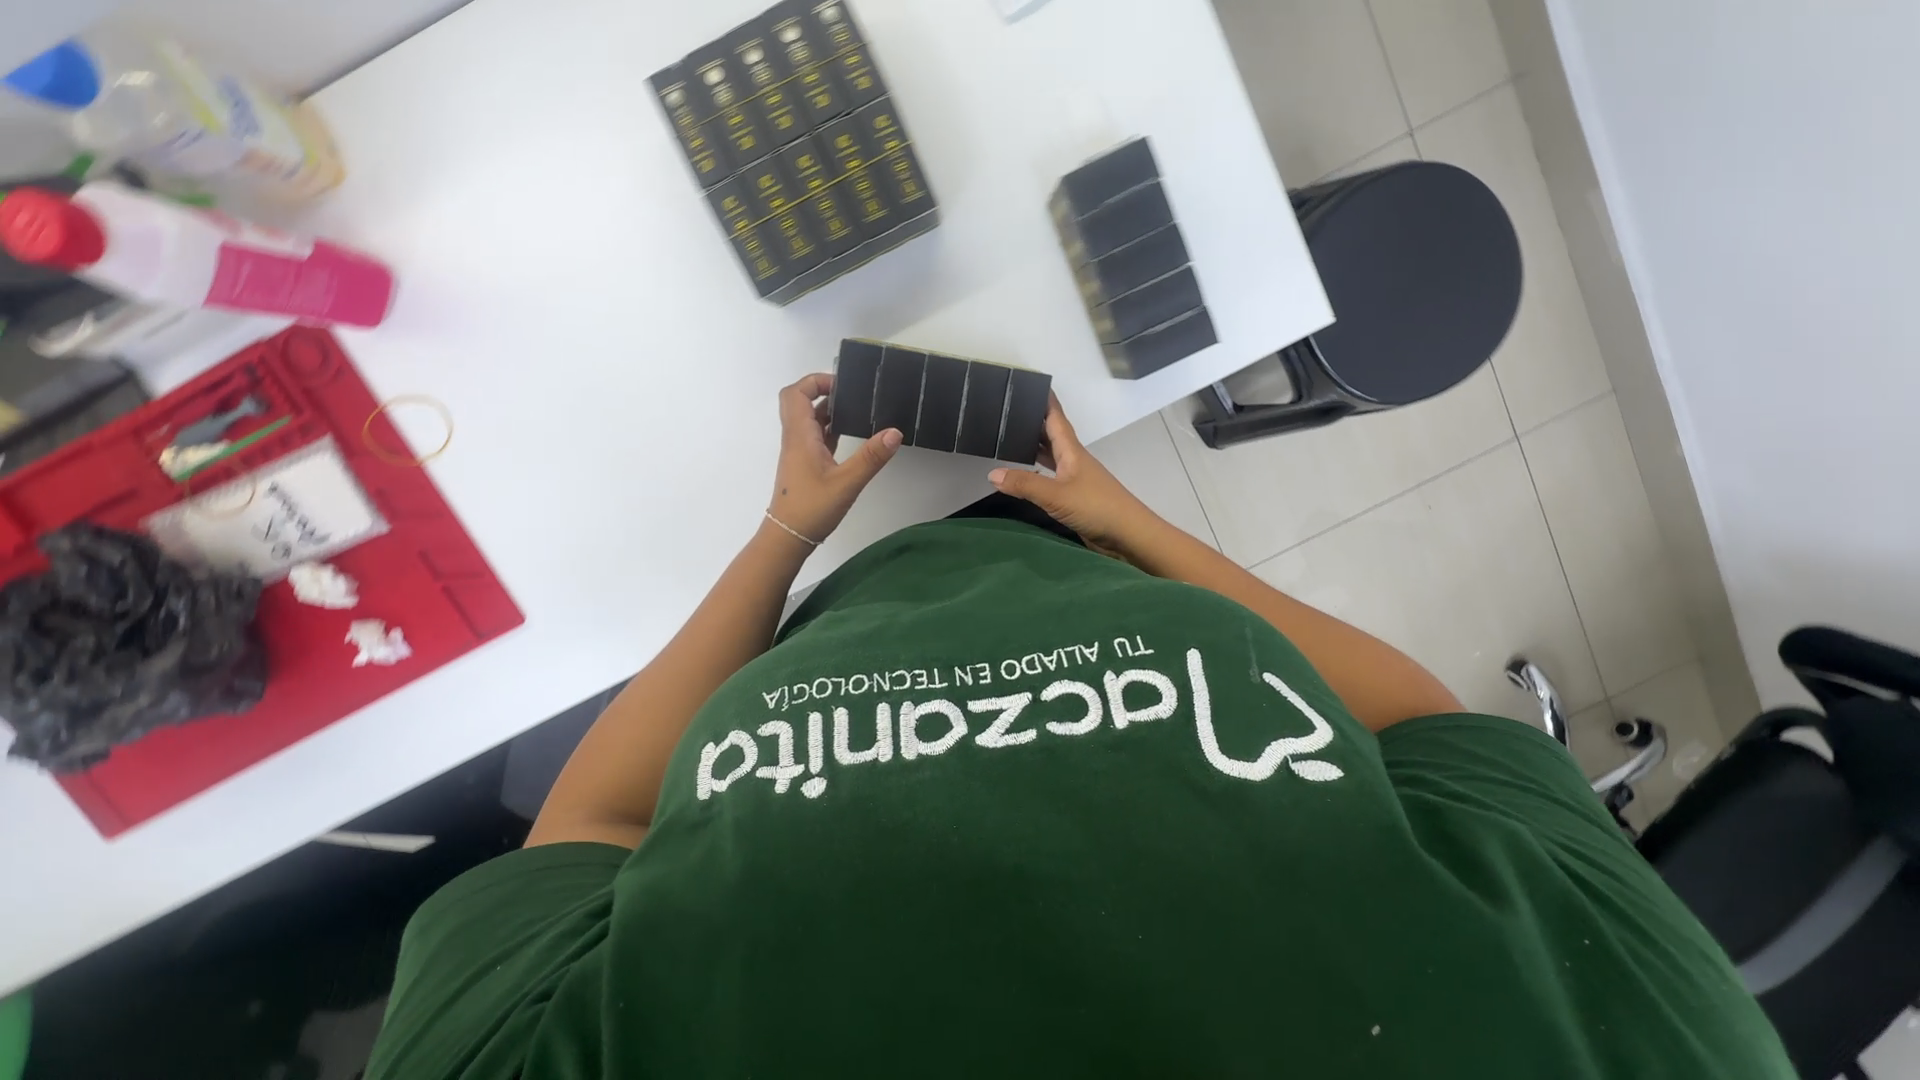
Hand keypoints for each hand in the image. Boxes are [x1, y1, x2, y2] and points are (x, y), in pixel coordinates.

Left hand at [767, 373, 902, 545]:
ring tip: (857, 409)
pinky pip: (815, 437)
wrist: (788, 537)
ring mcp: (799, 452)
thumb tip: (895, 432)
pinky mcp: (805, 465)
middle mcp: (796, 439)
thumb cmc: (812, 508)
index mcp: (800, 436)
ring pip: (808, 420)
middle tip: (851, 394)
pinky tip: (850, 434)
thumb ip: (871, 457)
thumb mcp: (847, 482)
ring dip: (828, 411)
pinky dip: (830, 429)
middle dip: (823, 392)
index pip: (796, 393)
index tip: (842, 384)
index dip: (815, 381)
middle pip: (799, 402)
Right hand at [988, 395, 1161, 552]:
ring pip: (1051, 457)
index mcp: (1072, 452)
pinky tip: (1024, 476)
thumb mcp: (1056, 495)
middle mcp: (1074, 461)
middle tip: (1008, 412)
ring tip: (1010, 439)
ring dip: (1034, 448)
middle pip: (1051, 436)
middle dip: (1033, 423)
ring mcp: (1075, 480)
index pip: (1056, 419)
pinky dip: (1037, 473)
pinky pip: (1051, 478)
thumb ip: (1024, 484)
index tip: (1030, 385)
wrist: (1128, 536)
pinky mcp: (1075, 498)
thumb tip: (992, 474)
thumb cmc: (1096, 507)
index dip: (1045, 402)